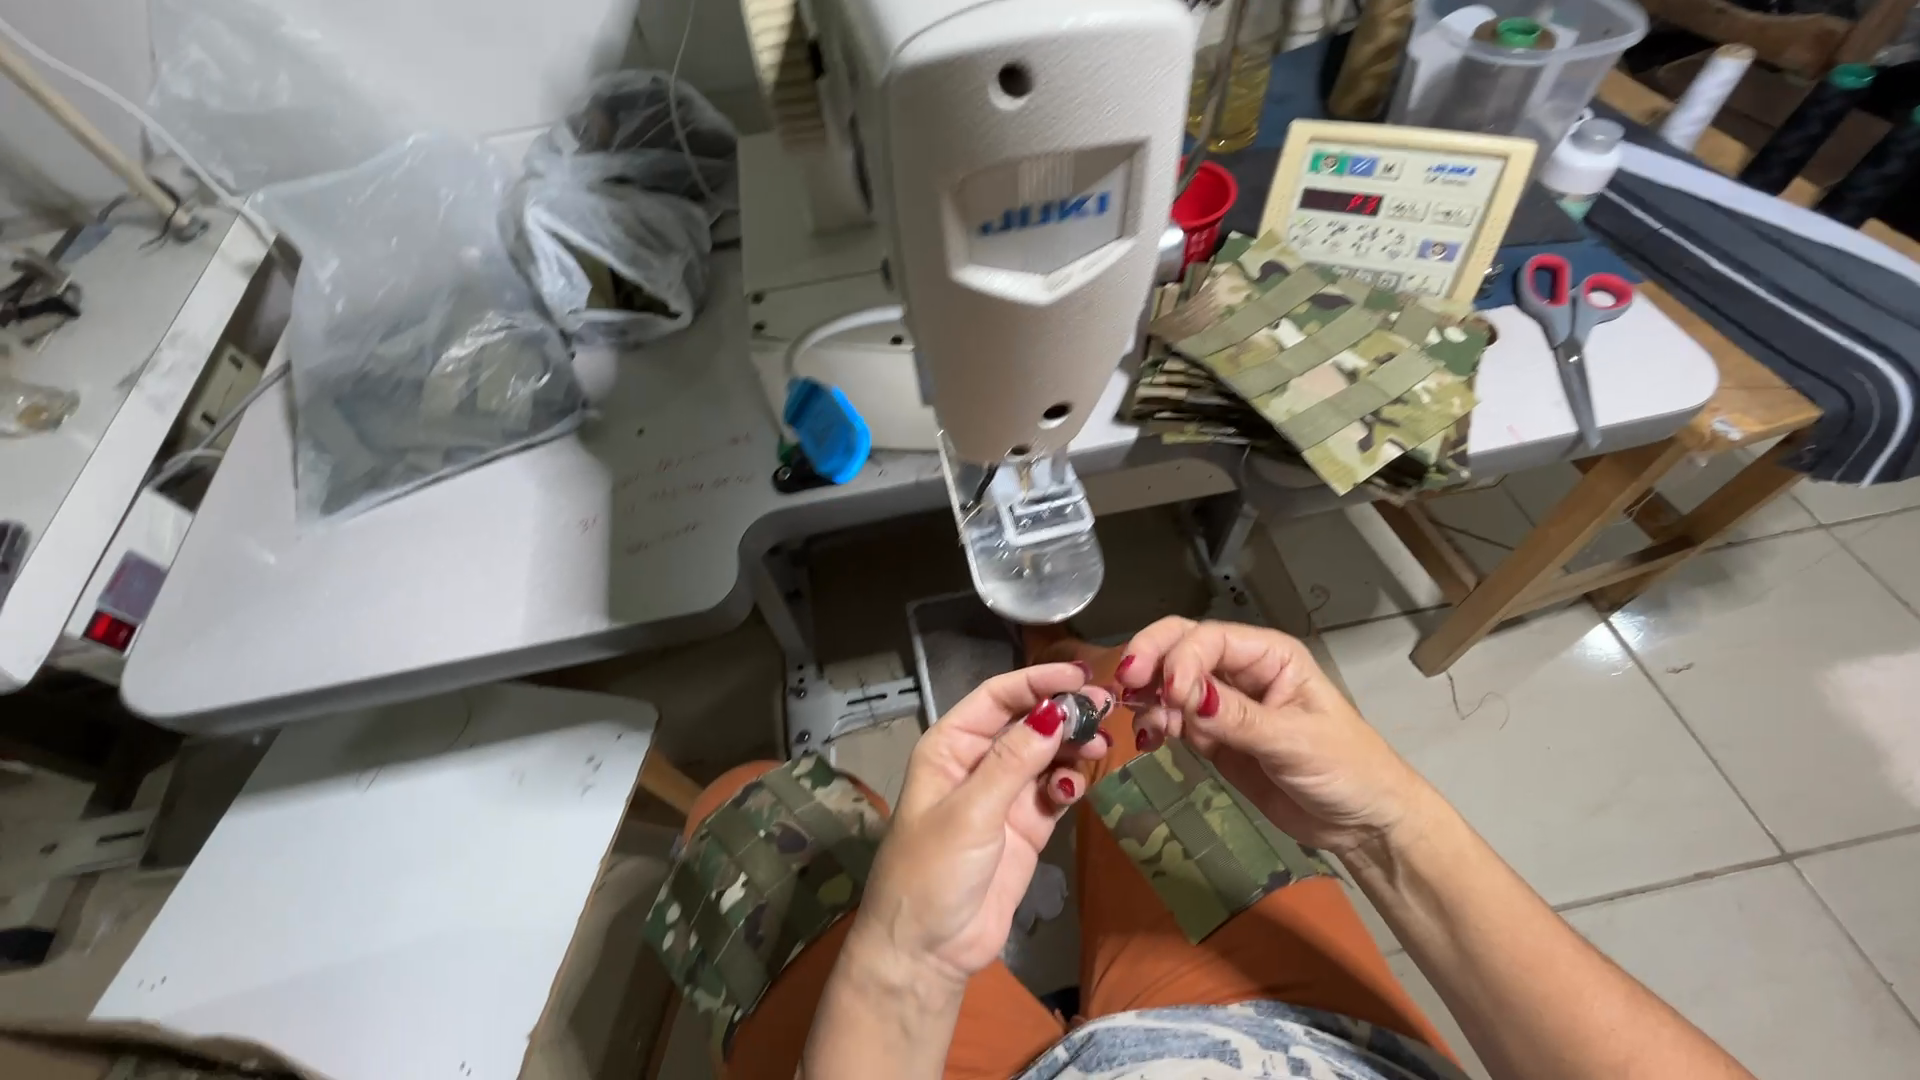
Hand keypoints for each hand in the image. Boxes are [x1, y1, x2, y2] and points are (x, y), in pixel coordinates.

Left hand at [851, 664, 1111, 986]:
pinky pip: (1056, 789)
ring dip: (1074, 745)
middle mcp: (977, 761)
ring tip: (1102, 745)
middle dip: (1065, 711)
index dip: (1037, 681)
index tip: (1080, 676)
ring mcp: (1004, 793)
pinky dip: (1071, 782)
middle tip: (1106, 707)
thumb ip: (1014, 760)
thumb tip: (1055, 711)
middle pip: (1028, 721)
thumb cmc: (932, 870)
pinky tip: (1077, 788)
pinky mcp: (1026, 824)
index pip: (997, 697)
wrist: (928, 951)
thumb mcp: (971, 810)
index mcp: (950, 746)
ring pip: (1047, 753)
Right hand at [1115, 617, 1432, 856]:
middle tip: (1125, 684)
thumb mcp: (1296, 741)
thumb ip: (1239, 718)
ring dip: (1149, 697)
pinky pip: (1173, 718)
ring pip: (1170, 681)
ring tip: (1148, 728)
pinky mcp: (1213, 735)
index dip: (1182, 659)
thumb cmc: (1348, 770)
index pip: (1210, 639)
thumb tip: (1186, 696)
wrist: (1362, 825)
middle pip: (1181, 645)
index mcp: (1269, 655)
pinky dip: (1154, 723)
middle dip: (1151, 659)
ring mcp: (1224, 702)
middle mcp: (1242, 669)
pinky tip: (1150, 739)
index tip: (1169, 693)